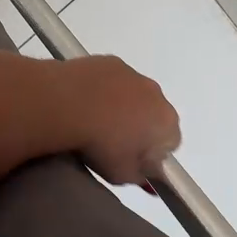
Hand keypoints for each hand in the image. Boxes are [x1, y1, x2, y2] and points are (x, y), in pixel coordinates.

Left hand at [58, 55, 180, 184]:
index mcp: (166, 122)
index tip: (134, 159)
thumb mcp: (124, 175)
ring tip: (98, 120)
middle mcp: (155, 92)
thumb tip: (149, 176)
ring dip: (123, 105)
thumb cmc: (101, 143)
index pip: (170, 142)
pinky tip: (88, 100)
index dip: (152, 153)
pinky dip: (106, 88)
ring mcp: (131, 72)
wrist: (66, 101)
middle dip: (140, 126)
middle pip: (154, 114)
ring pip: (134, 94)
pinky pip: (114, 79)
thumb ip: (142, 176)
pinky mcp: (109, 59)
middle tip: (116, 141)